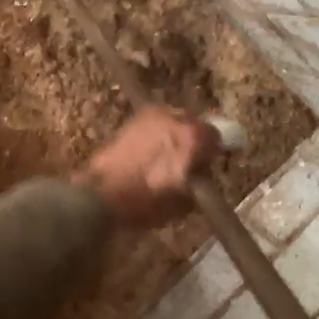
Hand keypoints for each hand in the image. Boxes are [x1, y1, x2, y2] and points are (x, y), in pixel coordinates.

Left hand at [73, 106, 221, 228]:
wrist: (101, 194)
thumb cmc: (146, 202)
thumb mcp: (183, 203)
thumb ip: (199, 181)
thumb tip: (199, 174)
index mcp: (194, 138)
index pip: (217, 136)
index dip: (213, 150)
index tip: (207, 163)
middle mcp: (175, 118)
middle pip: (194, 123)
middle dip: (194, 139)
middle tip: (188, 160)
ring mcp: (151, 115)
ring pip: (173, 120)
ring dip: (174, 134)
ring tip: (166, 156)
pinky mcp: (131, 120)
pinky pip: (153, 124)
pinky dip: (156, 134)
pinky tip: (149, 153)